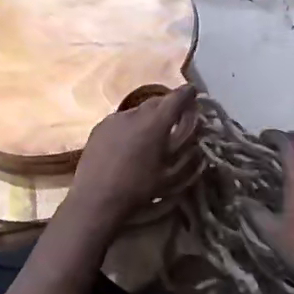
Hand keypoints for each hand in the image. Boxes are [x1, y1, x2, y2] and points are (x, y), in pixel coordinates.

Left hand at [65, 85, 196, 229]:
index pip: (177, 97)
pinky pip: (122, 120)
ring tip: (150, 135)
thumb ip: (190, 154)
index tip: (194, 94)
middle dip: (168, 107)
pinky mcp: (99, 127)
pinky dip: (131, 126)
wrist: (95, 200)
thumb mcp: (173, 176)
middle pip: (157, 101)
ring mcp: (115, 118)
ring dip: (149, 118)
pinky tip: (129, 144)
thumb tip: (198, 141)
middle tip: (174, 121)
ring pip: (139, 110)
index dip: (188, 94)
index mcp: (156, 122)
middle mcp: (135, 113)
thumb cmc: (138, 189)